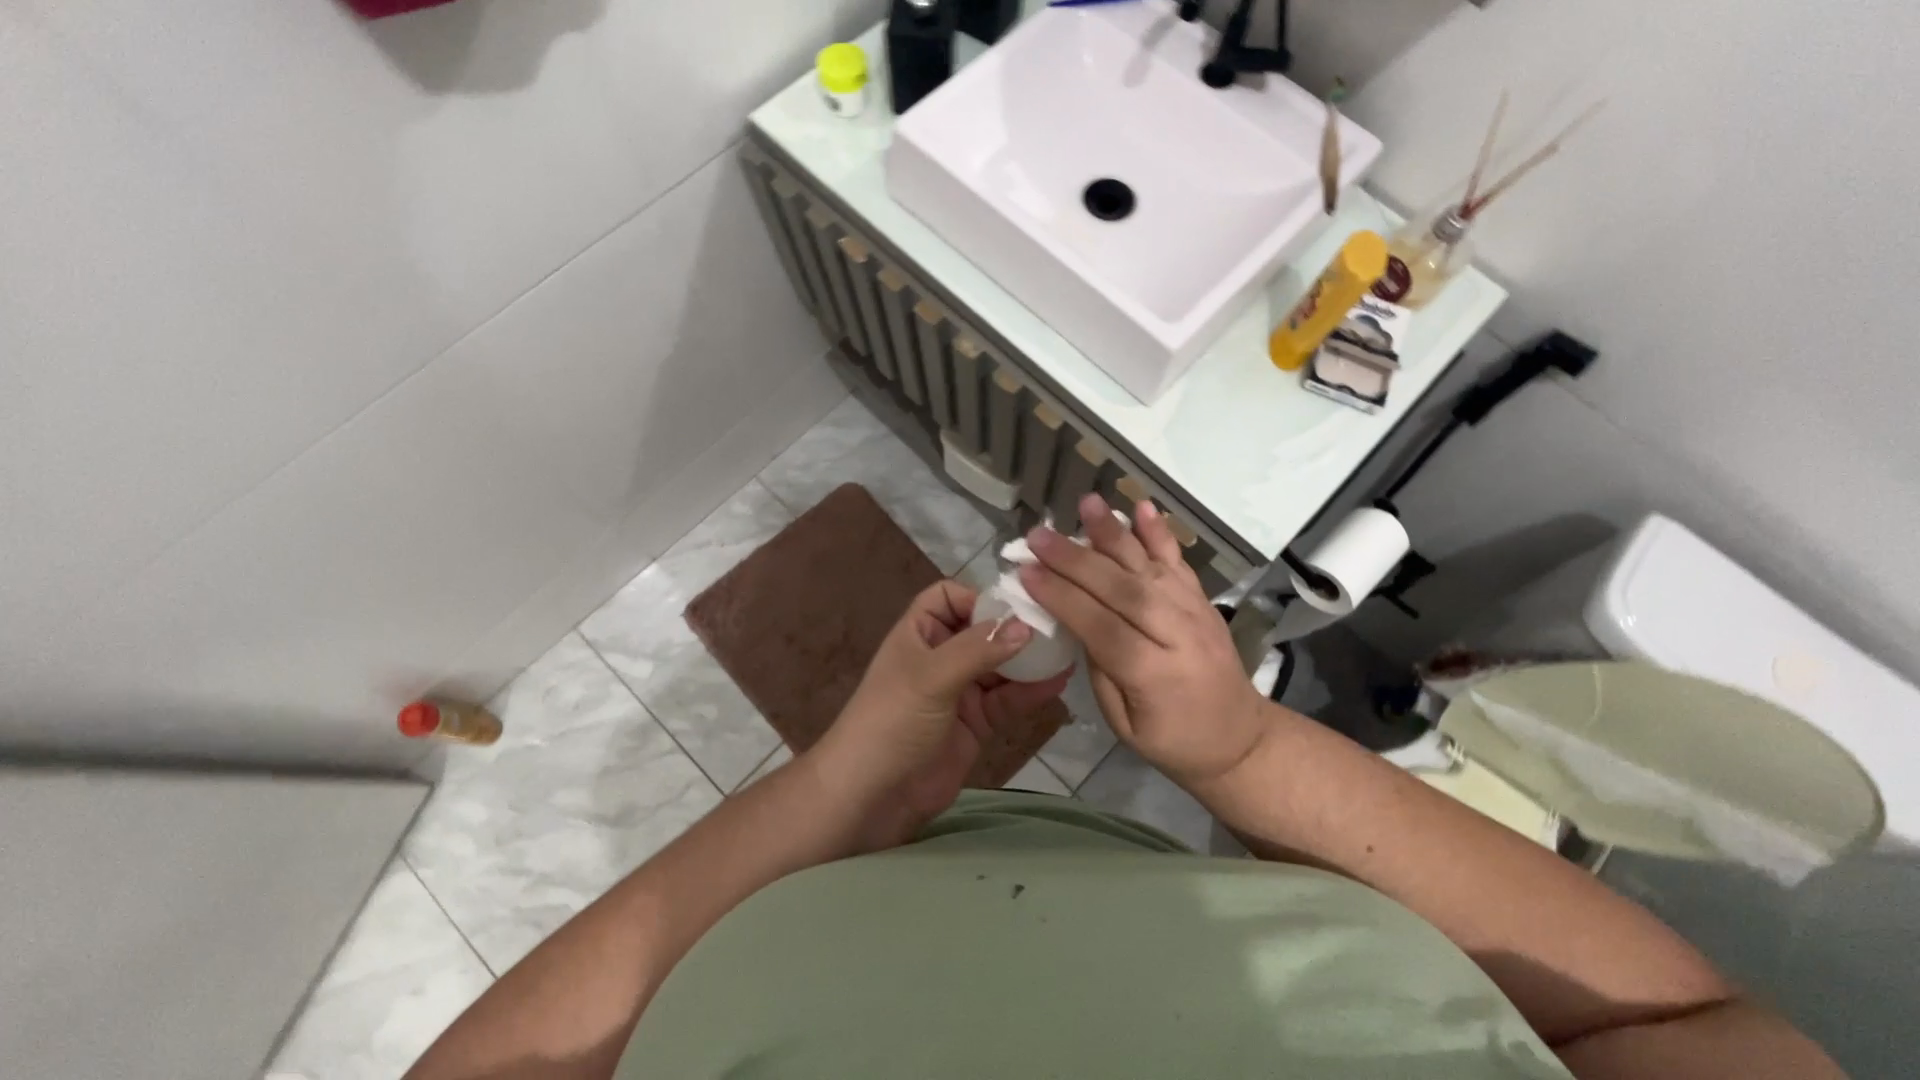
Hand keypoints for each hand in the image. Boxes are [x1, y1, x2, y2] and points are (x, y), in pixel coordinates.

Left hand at [810, 580, 1070, 851]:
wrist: (872, 797)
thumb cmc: (891, 722)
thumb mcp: (930, 677)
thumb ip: (978, 650)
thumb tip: (1026, 626)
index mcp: (918, 633)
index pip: (950, 597)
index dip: (980, 596)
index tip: (1019, 604)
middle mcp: (939, 657)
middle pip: (983, 630)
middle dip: (1017, 628)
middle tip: (1060, 624)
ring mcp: (959, 692)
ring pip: (1001, 666)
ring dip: (1030, 660)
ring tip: (1068, 651)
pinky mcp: (976, 724)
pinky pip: (1008, 700)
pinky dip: (1031, 691)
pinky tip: (1059, 681)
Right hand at [1019, 494, 1273, 785]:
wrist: (1239, 738)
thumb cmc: (1173, 741)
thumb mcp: (1124, 724)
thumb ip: (1100, 670)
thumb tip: (1075, 621)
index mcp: (1154, 674)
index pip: (1100, 626)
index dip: (1062, 597)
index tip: (1026, 572)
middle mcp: (1177, 634)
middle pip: (1122, 588)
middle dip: (1075, 559)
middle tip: (1038, 535)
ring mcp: (1195, 612)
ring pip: (1148, 566)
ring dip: (1114, 532)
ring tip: (1086, 503)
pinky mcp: (1203, 601)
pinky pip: (1179, 562)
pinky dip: (1159, 533)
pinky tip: (1142, 507)